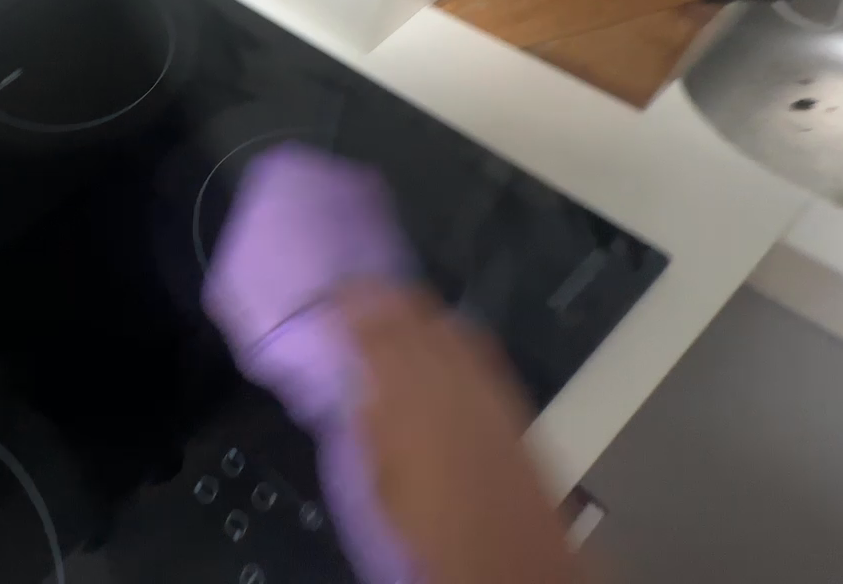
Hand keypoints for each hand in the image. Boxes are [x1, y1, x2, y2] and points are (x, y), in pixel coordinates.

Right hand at [343, 284, 580, 583]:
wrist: (511, 561)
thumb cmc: (430, 522)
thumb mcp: (376, 474)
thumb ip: (365, 419)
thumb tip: (355, 386)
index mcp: (400, 396)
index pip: (369, 331)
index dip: (347, 306)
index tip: (331, 295)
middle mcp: (443, 381)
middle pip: (409, 316)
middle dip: (380, 295)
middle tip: (358, 287)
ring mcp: (480, 388)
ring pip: (444, 323)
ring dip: (416, 305)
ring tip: (395, 295)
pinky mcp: (509, 401)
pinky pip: (480, 346)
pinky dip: (455, 327)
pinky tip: (447, 324)